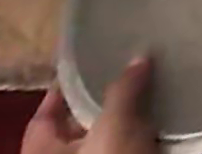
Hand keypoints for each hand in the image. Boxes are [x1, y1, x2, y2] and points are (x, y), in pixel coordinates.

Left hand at [23, 57, 156, 153]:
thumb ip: (124, 89)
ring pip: (104, 135)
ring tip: (149, 86)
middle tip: (127, 68)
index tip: (83, 63)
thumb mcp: (115, 125)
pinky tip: (159, 112)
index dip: (60, 90)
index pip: (42, 118)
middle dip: (101, 98)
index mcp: (42, 153)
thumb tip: (138, 57)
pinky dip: (138, 132)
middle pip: (75, 125)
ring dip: (124, 115)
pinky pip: (124, 144)